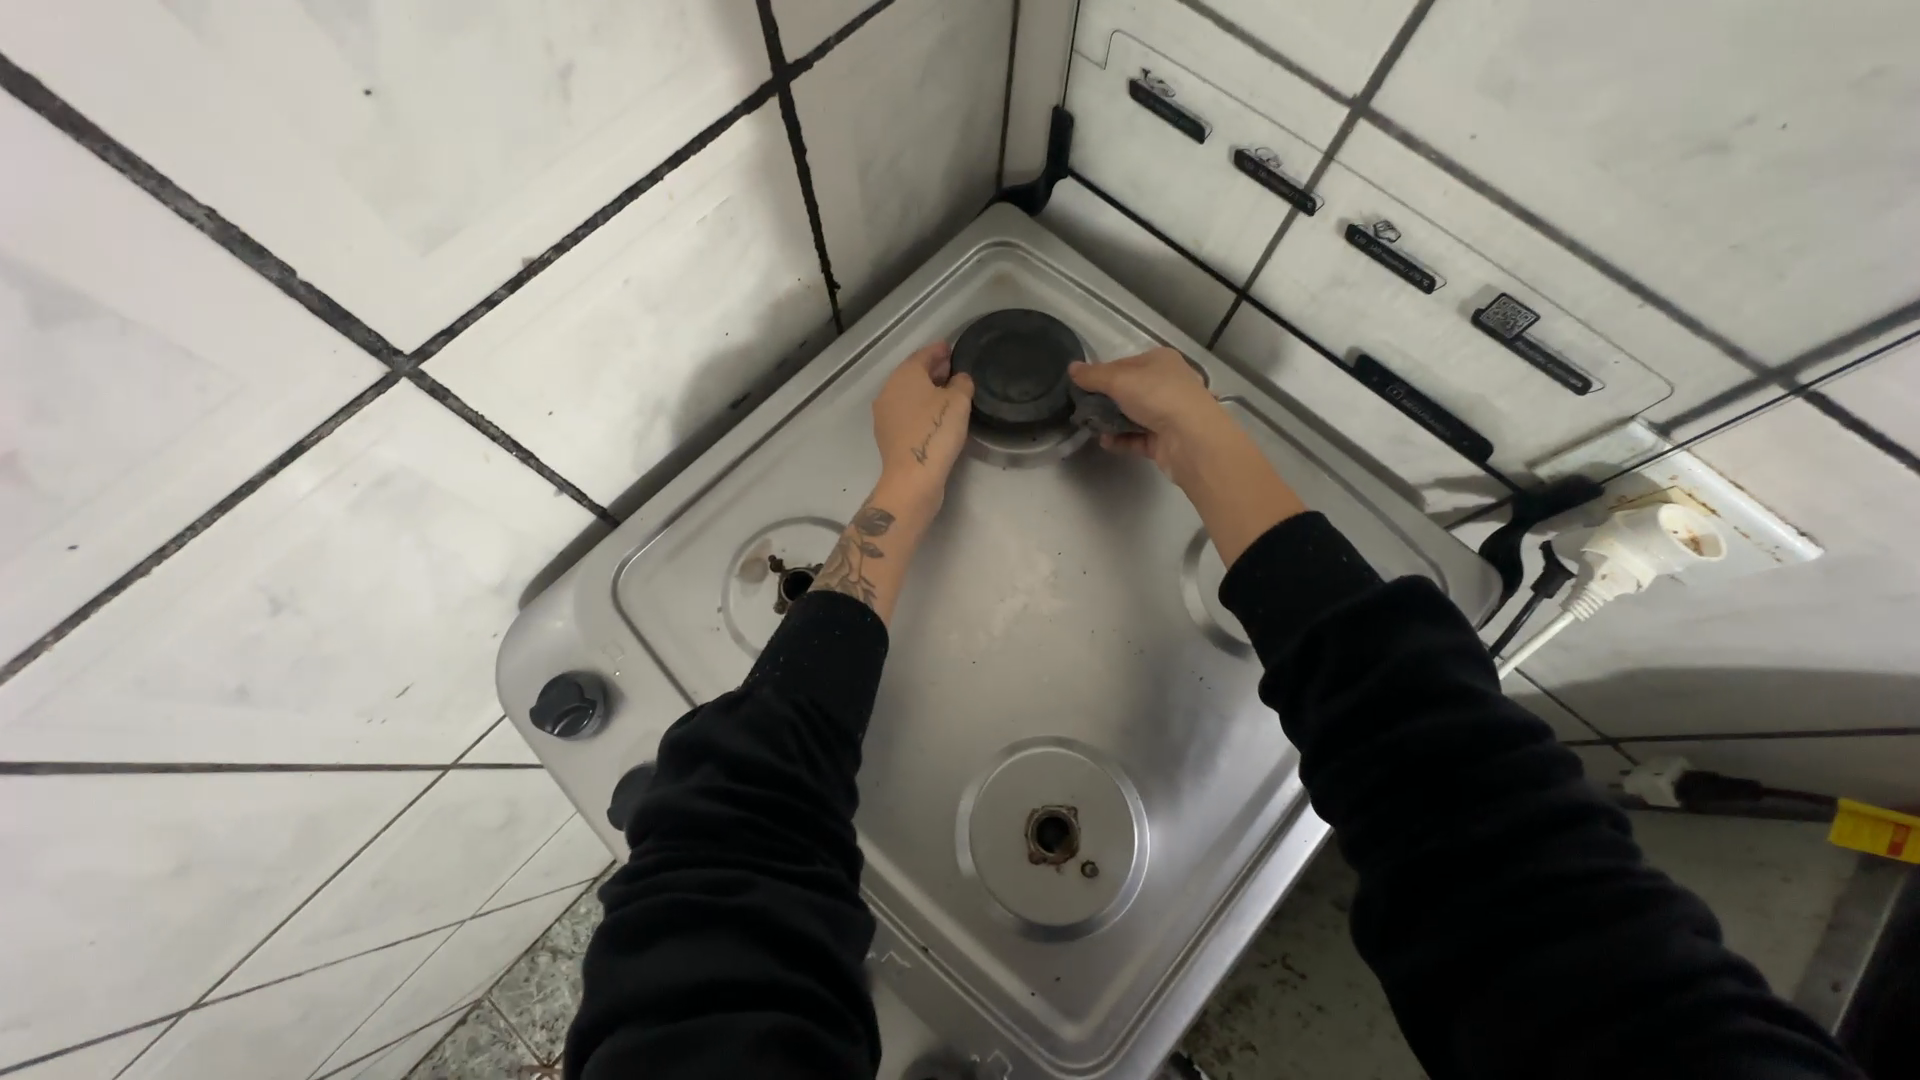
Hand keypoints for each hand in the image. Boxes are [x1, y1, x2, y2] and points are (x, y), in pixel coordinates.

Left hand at [871, 342, 974, 513]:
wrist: (912, 477)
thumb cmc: (936, 431)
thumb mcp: (958, 402)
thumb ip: (962, 383)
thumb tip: (959, 378)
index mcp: (904, 376)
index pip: (923, 355)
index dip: (938, 350)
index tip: (951, 348)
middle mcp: (889, 391)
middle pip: (913, 374)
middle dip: (933, 370)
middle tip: (953, 369)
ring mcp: (885, 415)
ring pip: (908, 394)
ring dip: (926, 390)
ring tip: (948, 392)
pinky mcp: (888, 436)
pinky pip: (906, 413)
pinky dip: (920, 408)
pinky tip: (935, 415)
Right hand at [1070, 347, 1305, 567]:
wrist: (1191, 439)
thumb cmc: (1158, 397)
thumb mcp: (1119, 379)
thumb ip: (1093, 375)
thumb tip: (1071, 368)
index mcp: (1160, 361)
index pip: (1124, 364)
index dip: (1101, 374)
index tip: (1081, 387)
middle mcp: (1167, 384)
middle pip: (1127, 391)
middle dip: (1104, 401)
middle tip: (1082, 410)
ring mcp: (1168, 414)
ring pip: (1131, 416)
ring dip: (1110, 422)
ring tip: (1090, 428)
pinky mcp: (1164, 440)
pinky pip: (1136, 438)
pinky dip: (1121, 440)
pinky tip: (1105, 442)